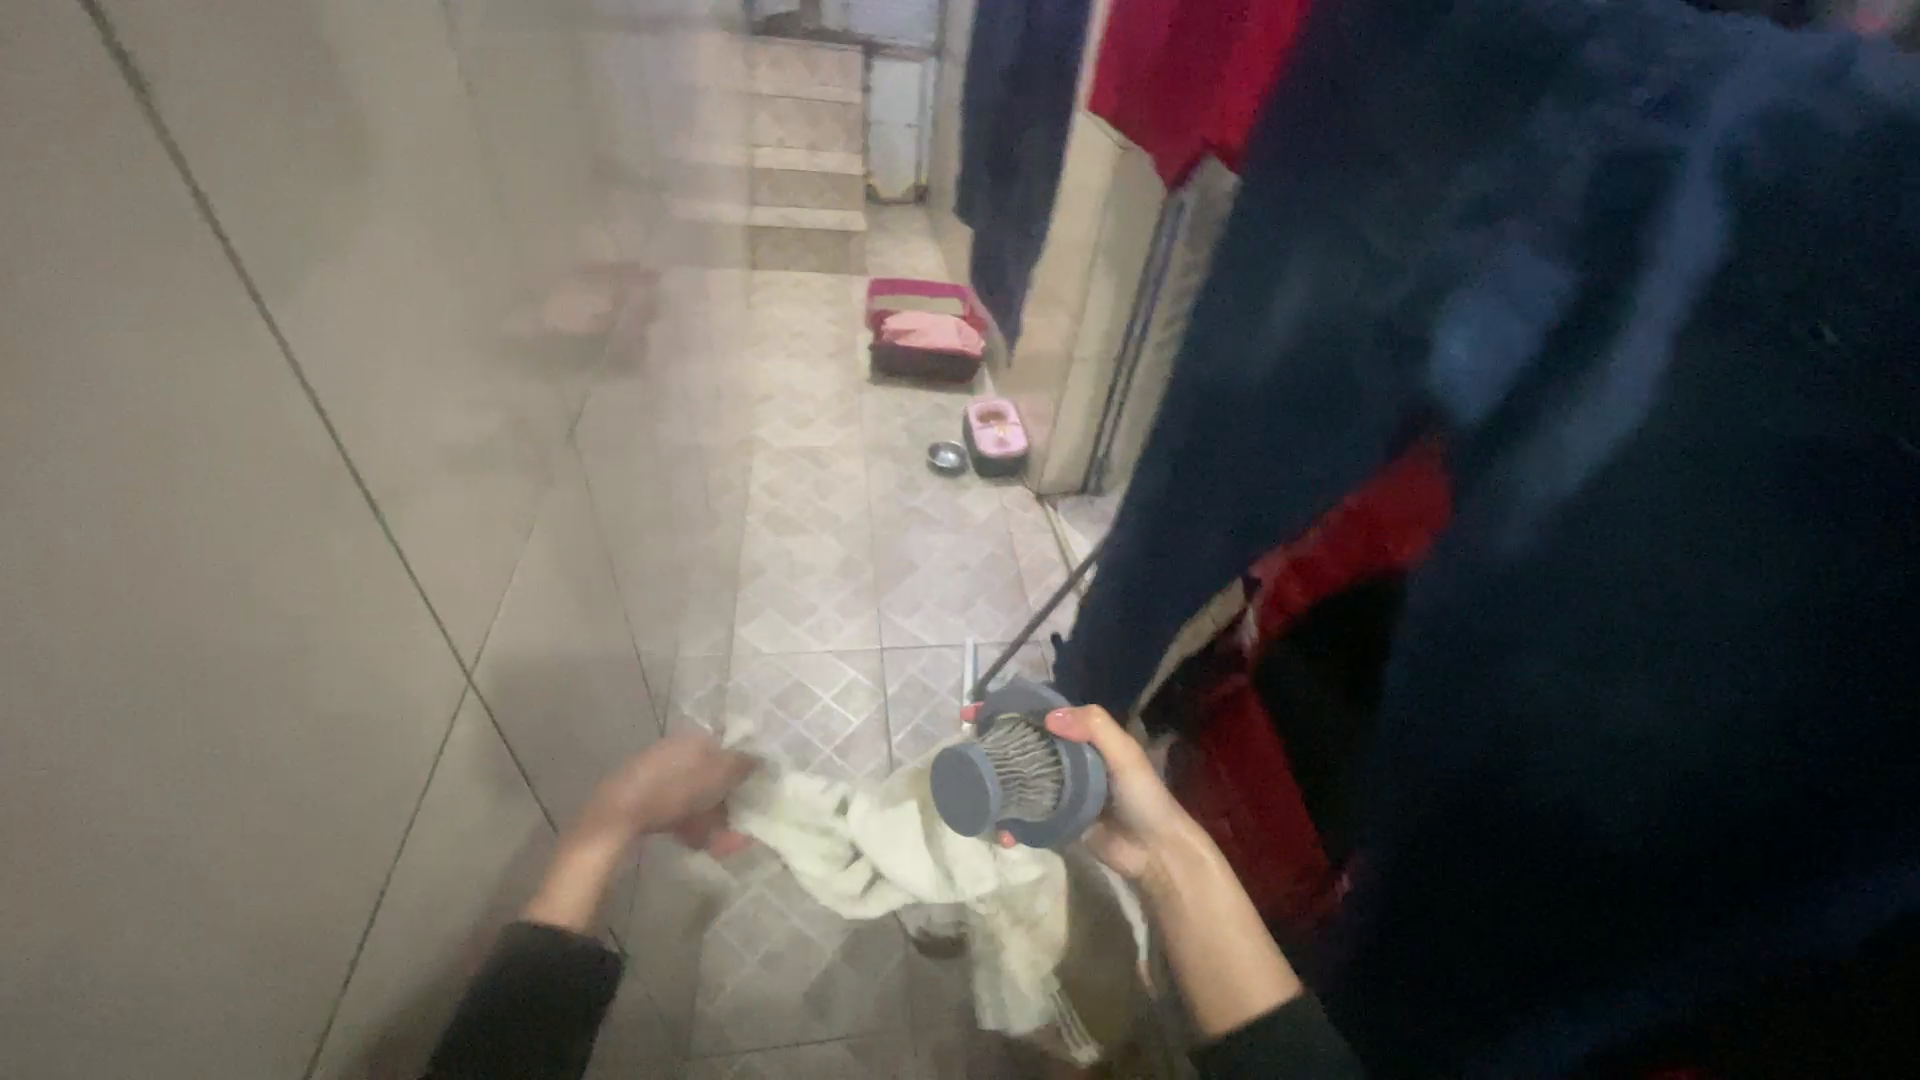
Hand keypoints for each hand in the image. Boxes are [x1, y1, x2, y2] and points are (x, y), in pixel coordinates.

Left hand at [524, 734, 757, 932]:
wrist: (616, 817)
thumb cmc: (673, 788)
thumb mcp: (718, 774)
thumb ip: (743, 765)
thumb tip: (761, 759)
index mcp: (692, 740)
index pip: (724, 748)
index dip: (742, 768)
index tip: (754, 789)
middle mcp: (675, 753)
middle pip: (711, 775)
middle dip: (729, 801)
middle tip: (742, 824)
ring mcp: (657, 778)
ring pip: (695, 797)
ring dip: (714, 820)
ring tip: (728, 846)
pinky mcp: (644, 803)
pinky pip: (678, 812)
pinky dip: (692, 827)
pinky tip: (702, 846)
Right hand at [968, 702, 1203, 887]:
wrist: (1156, 853)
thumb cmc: (1144, 796)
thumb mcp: (1125, 754)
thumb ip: (1094, 727)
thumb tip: (1049, 717)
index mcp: (1080, 737)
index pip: (1038, 715)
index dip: (1007, 710)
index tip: (976, 711)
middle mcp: (1064, 759)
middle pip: (1020, 745)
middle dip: (991, 744)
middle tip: (964, 749)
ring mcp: (1057, 791)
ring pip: (1018, 780)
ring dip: (995, 786)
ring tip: (975, 793)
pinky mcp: (1054, 822)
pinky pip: (1025, 816)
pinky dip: (1010, 823)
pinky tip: (1004, 833)